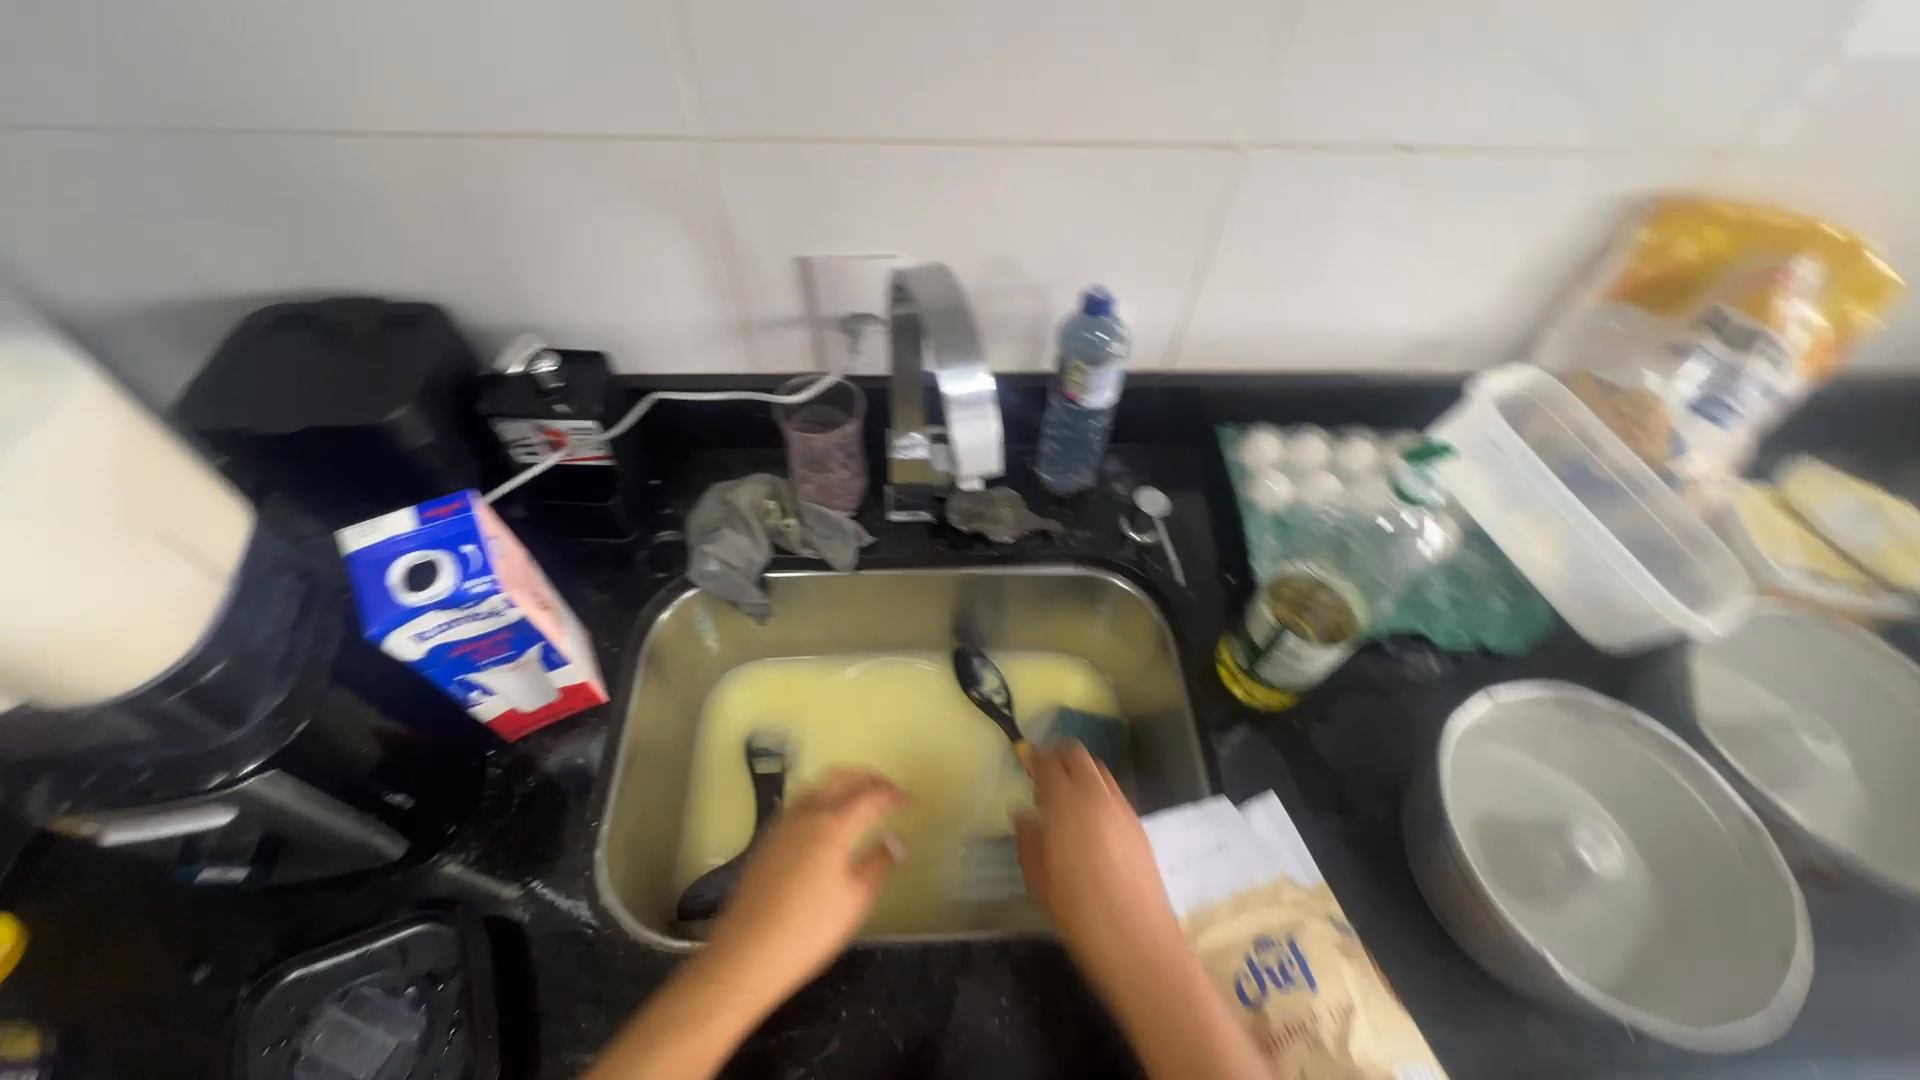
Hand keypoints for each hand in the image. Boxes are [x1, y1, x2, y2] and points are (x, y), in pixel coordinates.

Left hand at [703, 768, 906, 999]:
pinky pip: (799, 803)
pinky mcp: (767, 839)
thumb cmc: (810, 930)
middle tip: (887, 789)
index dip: (893, 794)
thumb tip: (896, 840)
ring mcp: (782, 824)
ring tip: (859, 799)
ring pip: (816, 786)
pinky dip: (821, 799)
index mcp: (833, 825)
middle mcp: (807, 814)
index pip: (871, 795)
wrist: (747, 953)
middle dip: (867, 777)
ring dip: (842, 783)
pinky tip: (826, 822)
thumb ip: (879, 863)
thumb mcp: (856, 900)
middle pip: (840, 777)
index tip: (910, 799)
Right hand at [1014, 742, 1184, 988]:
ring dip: (1081, 772)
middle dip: (1058, 757)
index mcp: (1064, 803)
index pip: (1047, 763)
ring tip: (1068, 798)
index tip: (1024, 763)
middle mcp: (1095, 795)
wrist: (1137, 940)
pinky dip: (1098, 791)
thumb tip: (1024, 815)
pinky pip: (1114, 792)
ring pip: (1099, 770)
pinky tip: (1091, 821)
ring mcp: (1121, 807)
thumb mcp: (1038, 879)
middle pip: (1077, 755)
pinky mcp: (1138, 824)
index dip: (1034, 759)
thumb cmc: (1077, 912)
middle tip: (1044, 776)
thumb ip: (1028, 839)